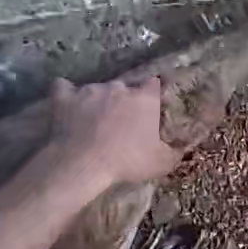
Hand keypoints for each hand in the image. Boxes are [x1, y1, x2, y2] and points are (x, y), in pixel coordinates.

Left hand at [46, 76, 181, 187]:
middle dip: (123, 99)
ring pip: (96, 89)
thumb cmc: (127, 161)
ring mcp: (90, 90)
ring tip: (92, 118)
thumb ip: (175, 152)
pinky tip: (66, 103)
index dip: (153, 92)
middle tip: (121, 119)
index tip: (152, 103)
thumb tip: (183, 147)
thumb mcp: (161, 163)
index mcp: (144, 99)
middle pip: (124, 86)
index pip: (155, 84)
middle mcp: (119, 87)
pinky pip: (63, 87)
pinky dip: (66, 94)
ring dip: (97, 100)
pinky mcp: (65, 97)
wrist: (84, 164)